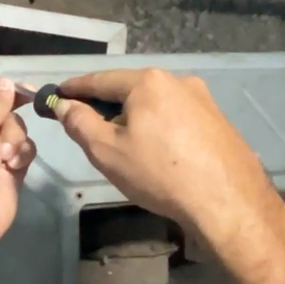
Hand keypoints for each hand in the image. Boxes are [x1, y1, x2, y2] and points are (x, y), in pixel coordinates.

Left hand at [0, 75, 35, 255]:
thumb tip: (5, 82)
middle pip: (0, 110)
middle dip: (9, 113)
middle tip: (23, 102)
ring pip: (16, 129)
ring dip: (14, 138)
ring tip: (5, 156)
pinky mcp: (11, 169)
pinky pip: (24, 149)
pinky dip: (22, 154)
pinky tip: (14, 165)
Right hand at [55, 69, 284, 248]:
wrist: (229, 203)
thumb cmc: (159, 173)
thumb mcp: (106, 151)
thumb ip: (79, 123)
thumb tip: (64, 105)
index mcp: (147, 82)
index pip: (98, 80)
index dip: (73, 89)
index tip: (55, 96)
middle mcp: (177, 81)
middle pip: (128, 89)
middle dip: (104, 104)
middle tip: (85, 125)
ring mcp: (203, 100)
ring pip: (153, 103)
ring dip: (132, 116)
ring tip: (121, 144)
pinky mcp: (218, 121)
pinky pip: (175, 116)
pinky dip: (156, 126)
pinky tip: (154, 151)